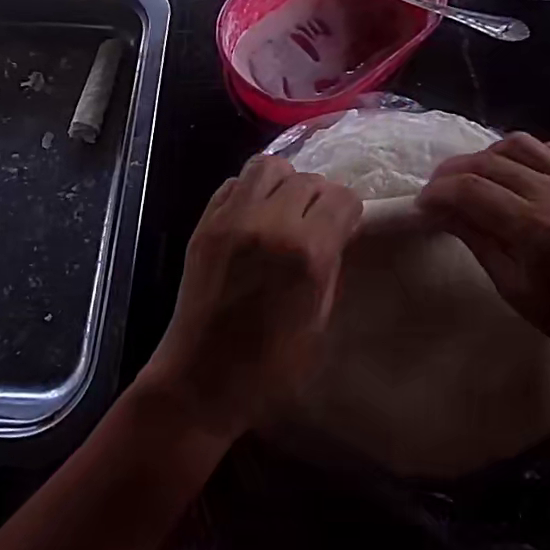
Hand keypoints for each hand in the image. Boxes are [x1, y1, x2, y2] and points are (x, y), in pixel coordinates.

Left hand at [136, 155, 361, 439]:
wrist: (201, 382)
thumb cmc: (272, 366)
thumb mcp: (320, 318)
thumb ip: (331, 264)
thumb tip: (338, 232)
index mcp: (309, 253)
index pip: (342, 198)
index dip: (348, 212)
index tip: (344, 227)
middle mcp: (272, 225)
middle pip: (309, 179)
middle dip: (319, 198)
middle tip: (314, 222)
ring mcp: (233, 220)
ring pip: (269, 166)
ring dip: (284, 182)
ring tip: (283, 209)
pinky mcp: (205, 224)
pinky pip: (235, 183)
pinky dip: (250, 192)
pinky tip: (253, 217)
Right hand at [417, 133, 549, 373]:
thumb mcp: (515, 289)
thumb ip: (477, 240)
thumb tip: (441, 211)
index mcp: (536, 228)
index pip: (470, 190)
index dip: (438, 193)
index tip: (421, 205)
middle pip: (488, 163)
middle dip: (452, 172)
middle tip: (435, 191)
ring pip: (516, 144)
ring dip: (483, 155)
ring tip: (468, 177)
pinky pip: (548, 149)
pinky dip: (519, 153)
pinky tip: (508, 171)